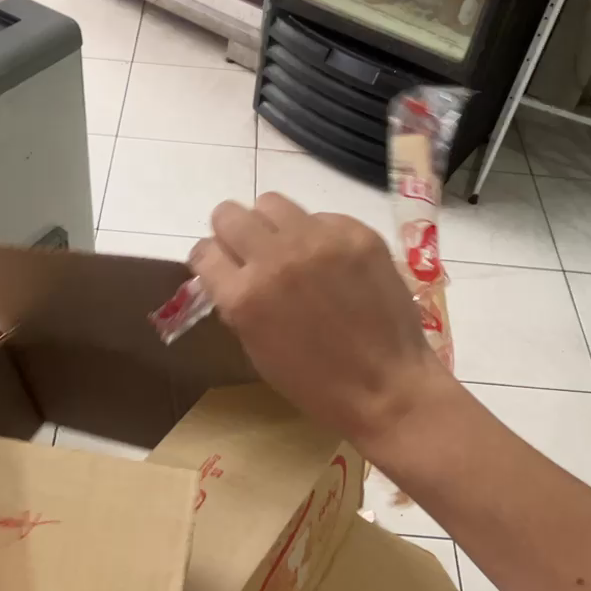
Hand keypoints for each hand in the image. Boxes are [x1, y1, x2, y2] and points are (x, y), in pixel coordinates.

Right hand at [192, 193, 459, 446]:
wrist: (386, 387)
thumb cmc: (316, 384)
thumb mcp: (258, 350)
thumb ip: (238, 304)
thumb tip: (230, 276)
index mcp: (244, 296)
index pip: (204, 251)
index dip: (210, 260)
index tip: (221, 267)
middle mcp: (275, 258)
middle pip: (229, 214)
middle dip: (232, 233)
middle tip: (249, 253)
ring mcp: (319, 240)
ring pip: (271, 203)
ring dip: (271, 225)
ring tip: (289, 251)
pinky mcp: (357, 233)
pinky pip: (320, 217)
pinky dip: (317, 235)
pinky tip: (332, 264)